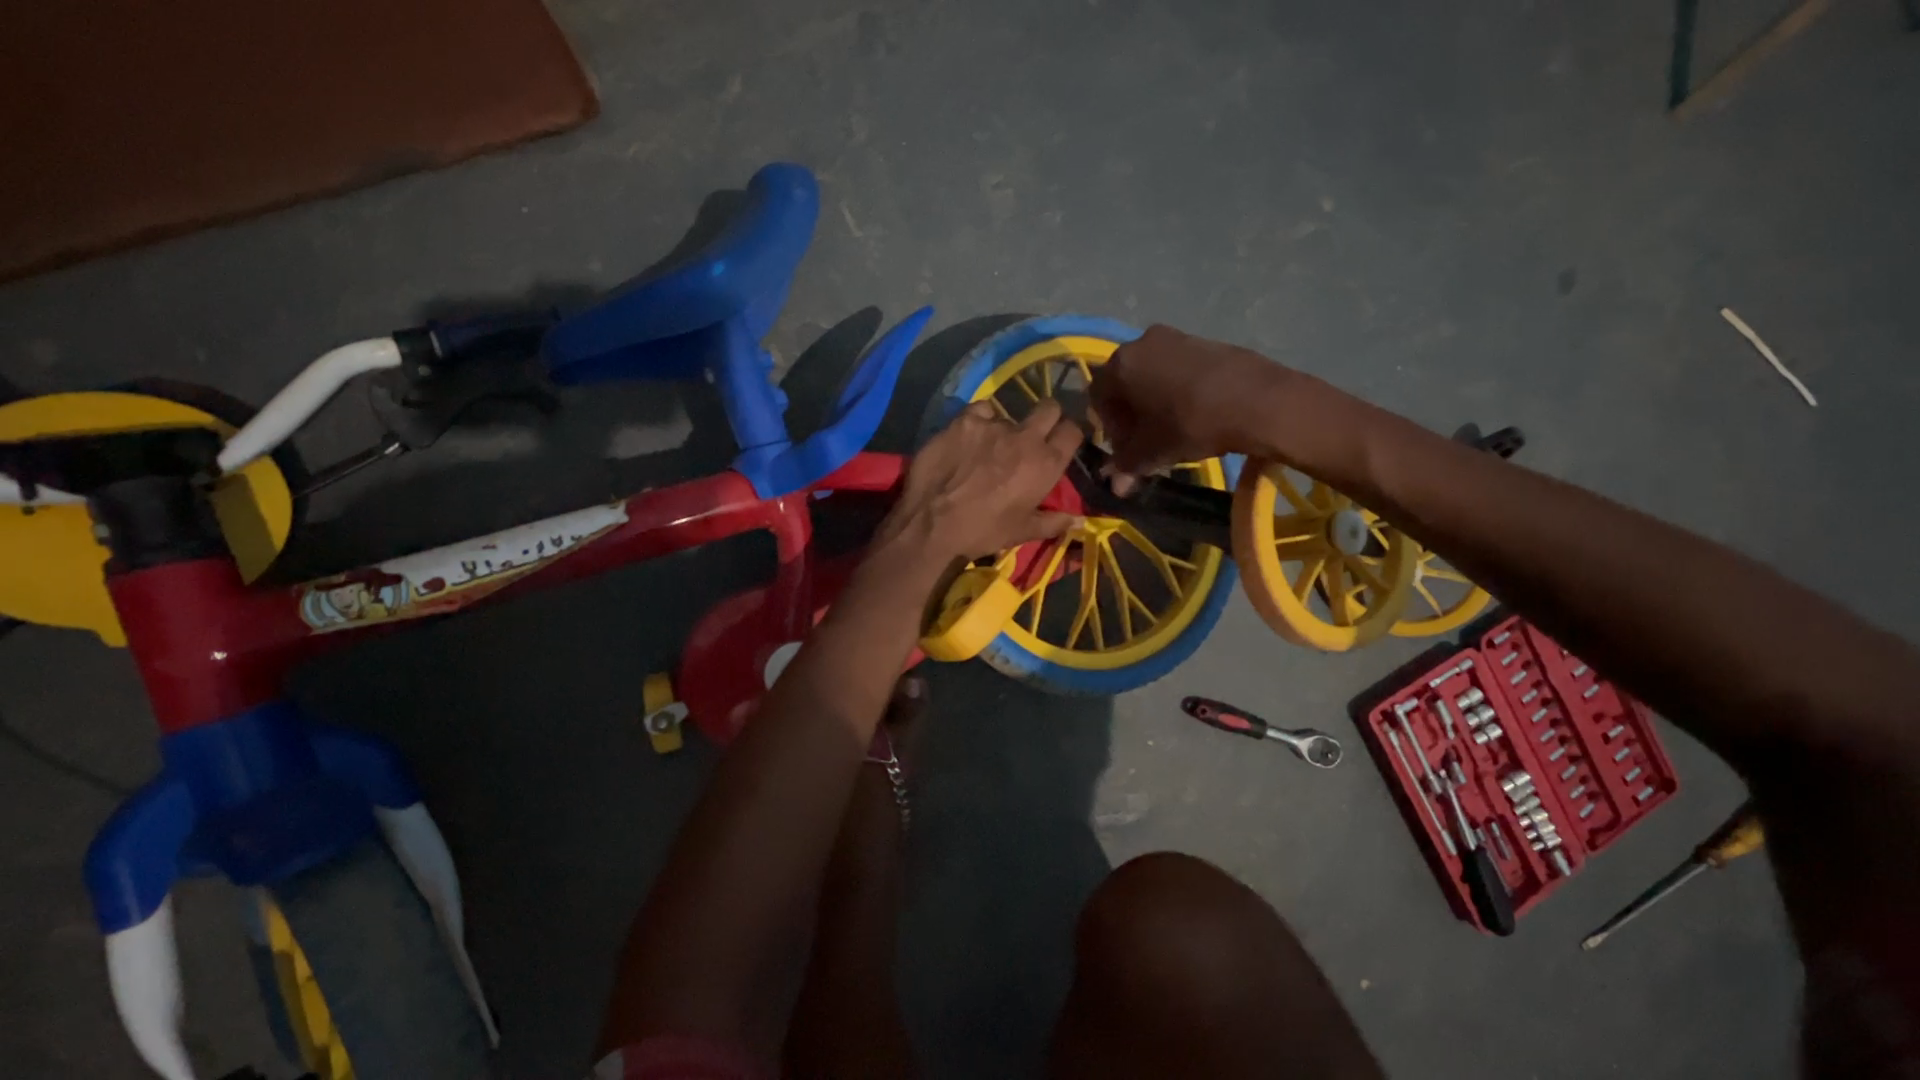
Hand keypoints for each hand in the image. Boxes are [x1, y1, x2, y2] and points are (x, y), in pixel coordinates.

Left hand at [879, 398, 1083, 561]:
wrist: (933, 523)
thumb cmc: (984, 531)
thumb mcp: (1022, 532)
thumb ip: (1053, 521)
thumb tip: (1080, 520)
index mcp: (1045, 463)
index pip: (1073, 431)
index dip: (1068, 434)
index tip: (1059, 442)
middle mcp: (1025, 437)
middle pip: (1049, 408)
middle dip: (1046, 417)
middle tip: (1033, 433)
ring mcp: (994, 424)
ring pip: (1008, 414)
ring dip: (1004, 428)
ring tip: (987, 448)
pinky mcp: (964, 419)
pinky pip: (980, 411)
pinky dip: (978, 421)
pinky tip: (968, 437)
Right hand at [1090, 324, 1292, 491]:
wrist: (1259, 401)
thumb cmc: (1191, 424)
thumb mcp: (1153, 451)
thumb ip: (1127, 466)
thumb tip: (1114, 486)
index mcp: (1120, 365)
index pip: (1097, 397)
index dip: (1109, 428)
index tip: (1127, 449)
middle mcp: (1141, 342)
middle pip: (1123, 382)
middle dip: (1130, 413)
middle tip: (1147, 440)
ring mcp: (1175, 336)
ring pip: (1151, 373)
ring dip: (1154, 400)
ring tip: (1173, 427)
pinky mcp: (1204, 340)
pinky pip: (1177, 366)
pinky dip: (1177, 388)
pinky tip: (1196, 411)